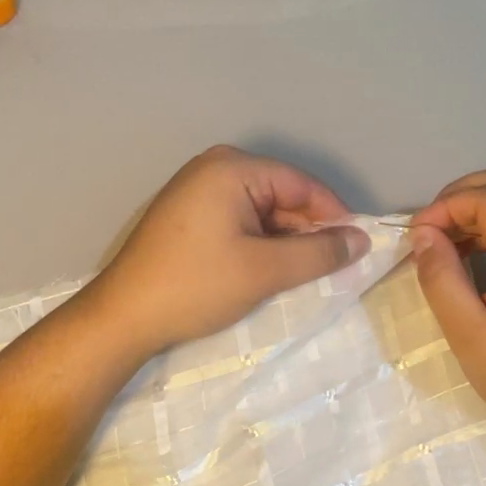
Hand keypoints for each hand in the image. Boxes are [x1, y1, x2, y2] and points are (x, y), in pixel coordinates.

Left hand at [80, 146, 370, 358]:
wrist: (124, 317)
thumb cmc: (196, 286)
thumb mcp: (265, 271)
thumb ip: (319, 253)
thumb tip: (361, 241)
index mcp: (232, 168)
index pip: (302, 184)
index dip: (335, 215)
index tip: (356, 250)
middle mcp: (214, 168)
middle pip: (282, 195)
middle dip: (308, 231)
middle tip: (331, 269)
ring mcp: (196, 191)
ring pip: (262, 212)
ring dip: (284, 242)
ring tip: (301, 276)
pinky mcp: (187, 217)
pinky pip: (239, 222)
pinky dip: (259, 245)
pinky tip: (267, 273)